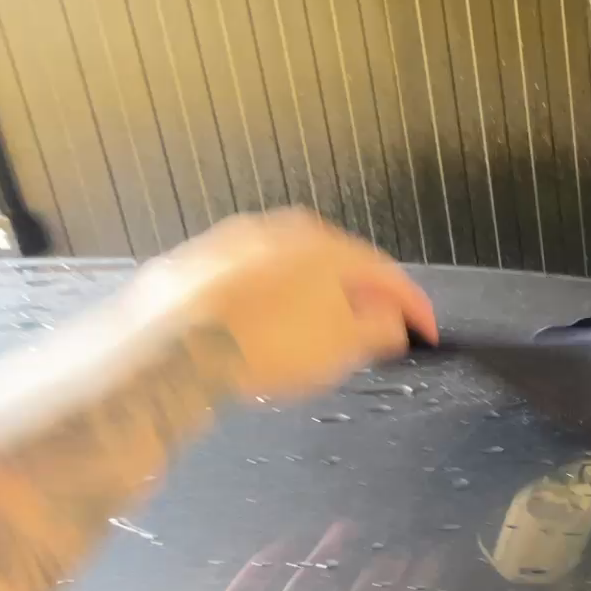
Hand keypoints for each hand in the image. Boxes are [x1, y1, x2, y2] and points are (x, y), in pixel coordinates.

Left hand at [127, 209, 436, 398]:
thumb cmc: (263, 346)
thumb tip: (390, 322)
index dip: (417, 309)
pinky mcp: (191, 269)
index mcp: (328, 245)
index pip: (391, 276)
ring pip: (293, 275)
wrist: (164, 358)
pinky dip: (269, 307)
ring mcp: (230, 246)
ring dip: (314, 304)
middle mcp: (279, 233)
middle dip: (361, 302)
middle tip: (375, 334)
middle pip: (340, 269)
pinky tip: (268, 338)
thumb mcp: (352, 347)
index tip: (427, 332)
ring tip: (319, 341)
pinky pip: (250, 286)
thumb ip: (386, 327)